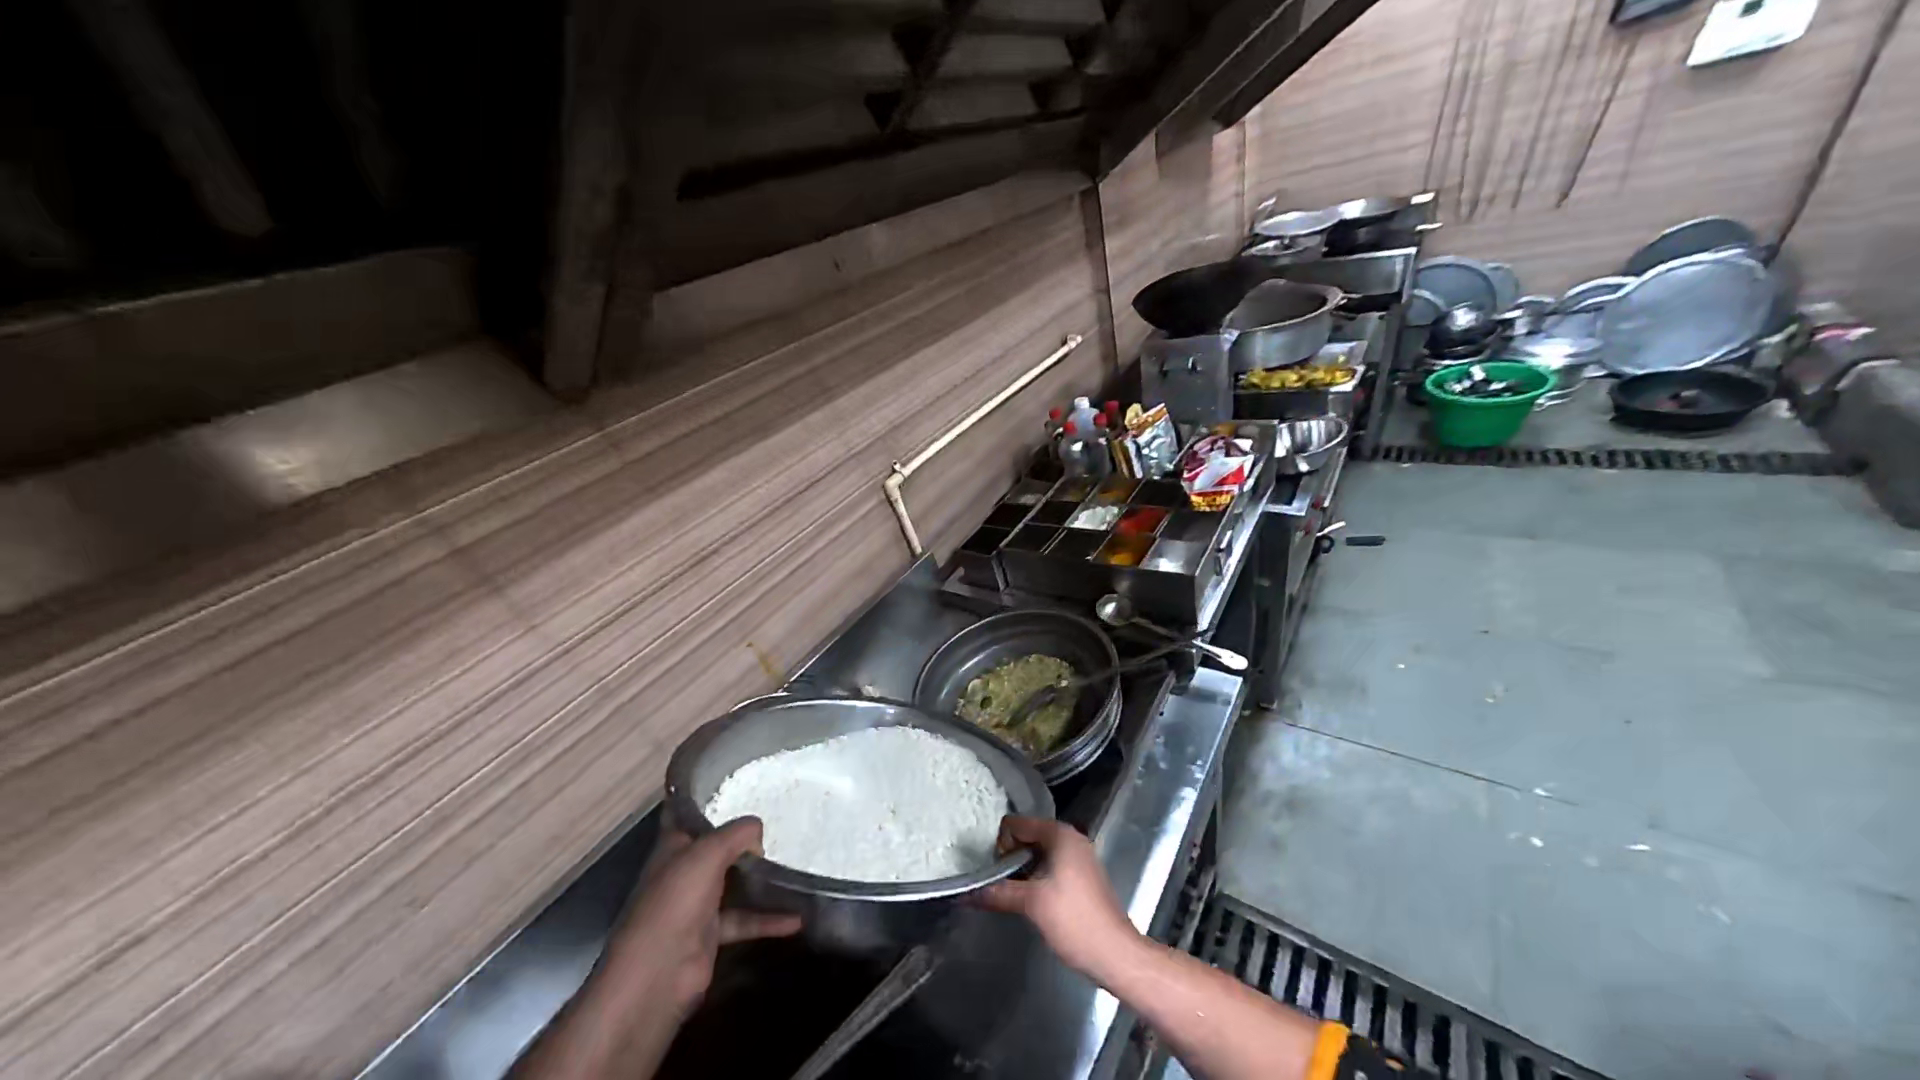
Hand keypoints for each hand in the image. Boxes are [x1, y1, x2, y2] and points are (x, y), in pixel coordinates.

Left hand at [599, 817, 803, 1012]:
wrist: (656, 975)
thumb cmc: (675, 903)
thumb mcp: (707, 854)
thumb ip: (736, 835)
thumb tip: (758, 831)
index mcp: (673, 847)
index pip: (685, 813)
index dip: (703, 797)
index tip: (734, 780)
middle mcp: (682, 872)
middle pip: (715, 847)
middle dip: (741, 836)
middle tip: (778, 819)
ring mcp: (695, 905)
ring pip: (732, 883)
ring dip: (758, 877)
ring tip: (792, 863)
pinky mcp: (710, 935)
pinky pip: (745, 919)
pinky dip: (768, 919)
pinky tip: (797, 918)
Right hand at [976, 816, 1139, 978]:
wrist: (1116, 954)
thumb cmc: (1074, 921)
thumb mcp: (1031, 904)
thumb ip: (998, 892)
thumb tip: (965, 893)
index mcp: (1060, 835)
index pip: (1016, 823)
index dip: (1001, 844)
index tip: (995, 870)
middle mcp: (1070, 839)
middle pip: (1027, 836)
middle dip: (1009, 857)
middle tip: (998, 883)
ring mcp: (1078, 858)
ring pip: (1038, 854)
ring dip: (1021, 870)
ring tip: (1009, 893)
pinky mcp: (1081, 877)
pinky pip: (1050, 866)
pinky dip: (1035, 878)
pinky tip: (1029, 900)